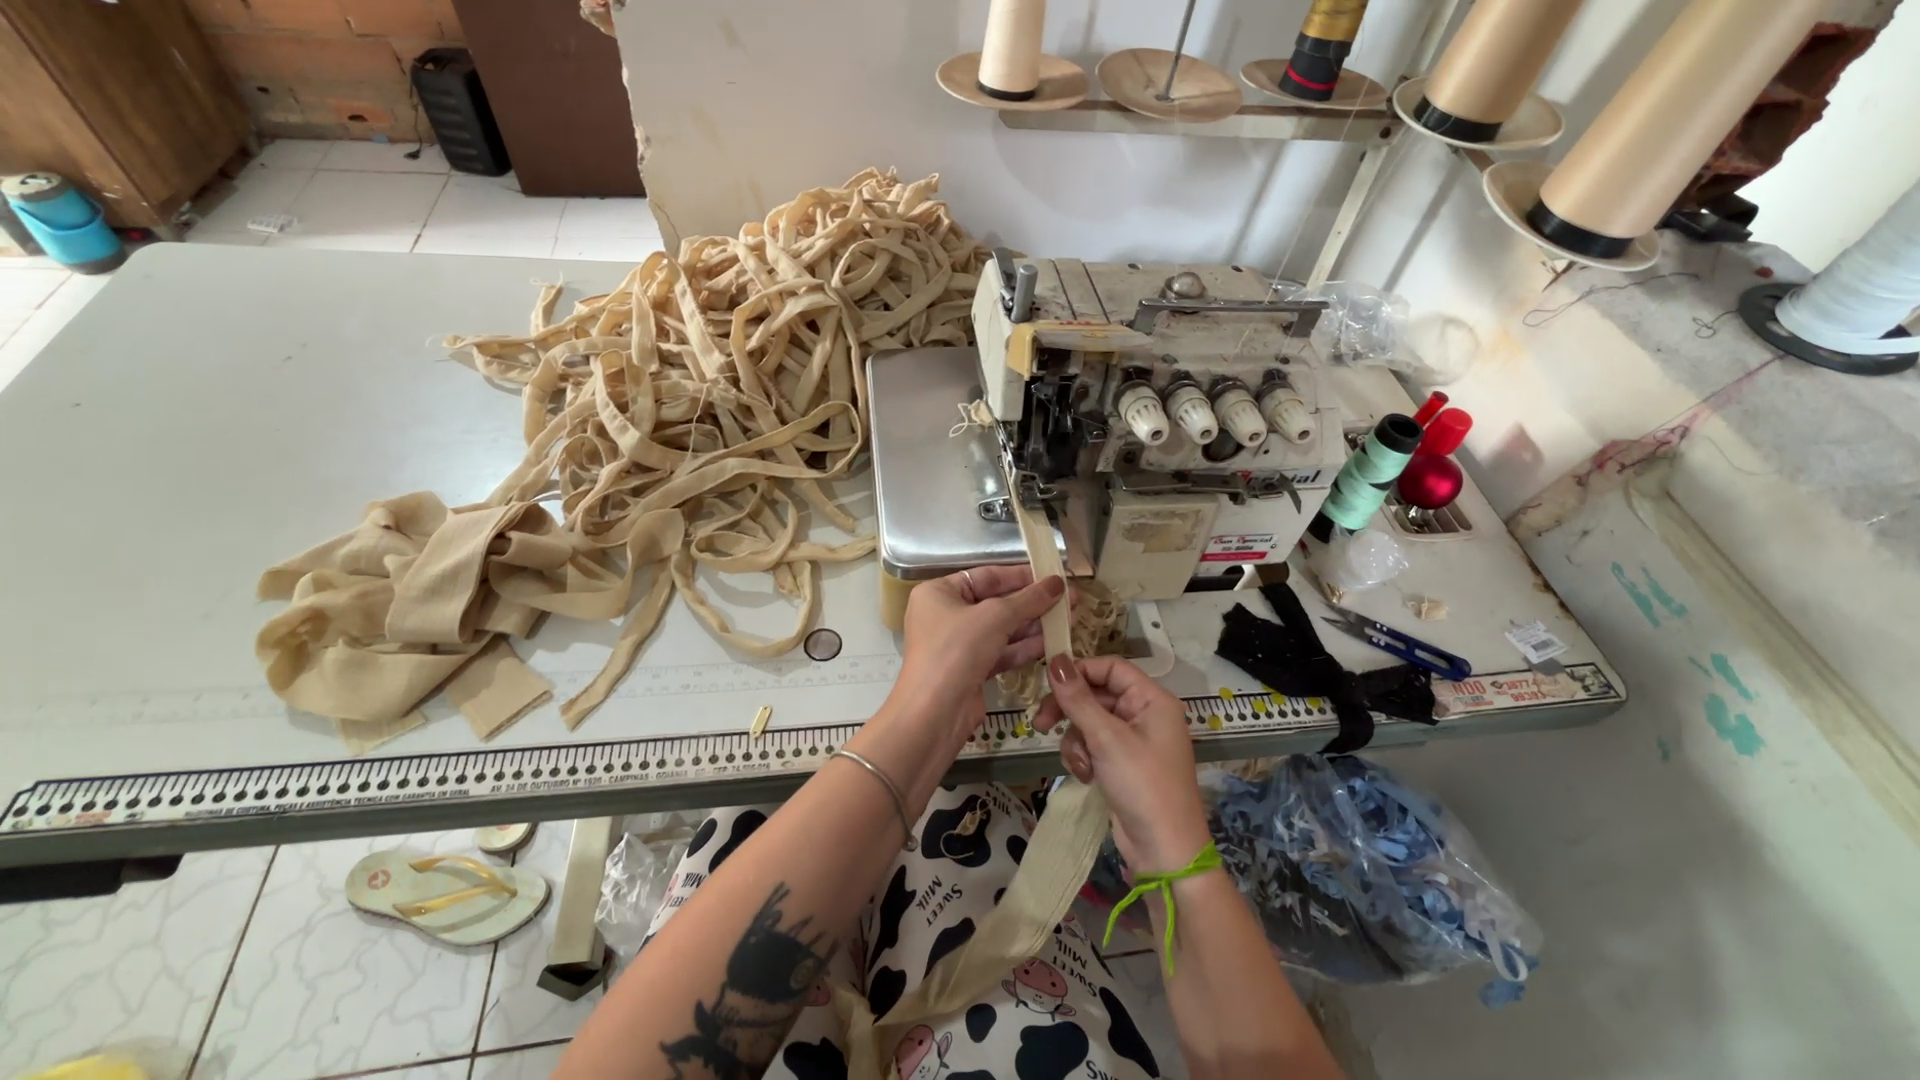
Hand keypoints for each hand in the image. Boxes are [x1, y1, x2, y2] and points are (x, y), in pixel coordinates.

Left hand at [888, 565, 1063, 734]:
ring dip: (1033, 625)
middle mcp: (945, 615)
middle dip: (1032, 602)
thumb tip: (1058, 583)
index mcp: (939, 593)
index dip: (1021, 575)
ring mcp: (957, 645)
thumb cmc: (957, 651)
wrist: (934, 714)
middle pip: (995, 602)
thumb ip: (1029, 599)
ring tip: (1068, 620)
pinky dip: (1023, 647)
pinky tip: (1051, 643)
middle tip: (1069, 600)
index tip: (1053, 576)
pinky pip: (1000, 652)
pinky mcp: (969, 670)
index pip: (986, 576)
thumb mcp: (995, 617)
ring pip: (1000, 629)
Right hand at [1034, 655, 1213, 874]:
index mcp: (1152, 700)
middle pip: (1096, 695)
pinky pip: (1093, 747)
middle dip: (1069, 711)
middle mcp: (1145, 715)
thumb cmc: (1142, 785)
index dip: (1080, 672)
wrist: (1164, 849)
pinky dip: (1084, 759)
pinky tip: (1087, 777)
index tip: (1047, 683)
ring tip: (1081, 766)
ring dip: (1076, 742)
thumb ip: (1078, 699)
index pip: (1111, 668)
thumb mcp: (1106, 739)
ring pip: (1089, 723)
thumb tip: (1055, 660)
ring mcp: (1134, 742)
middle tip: (1040, 724)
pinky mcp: (1122, 765)